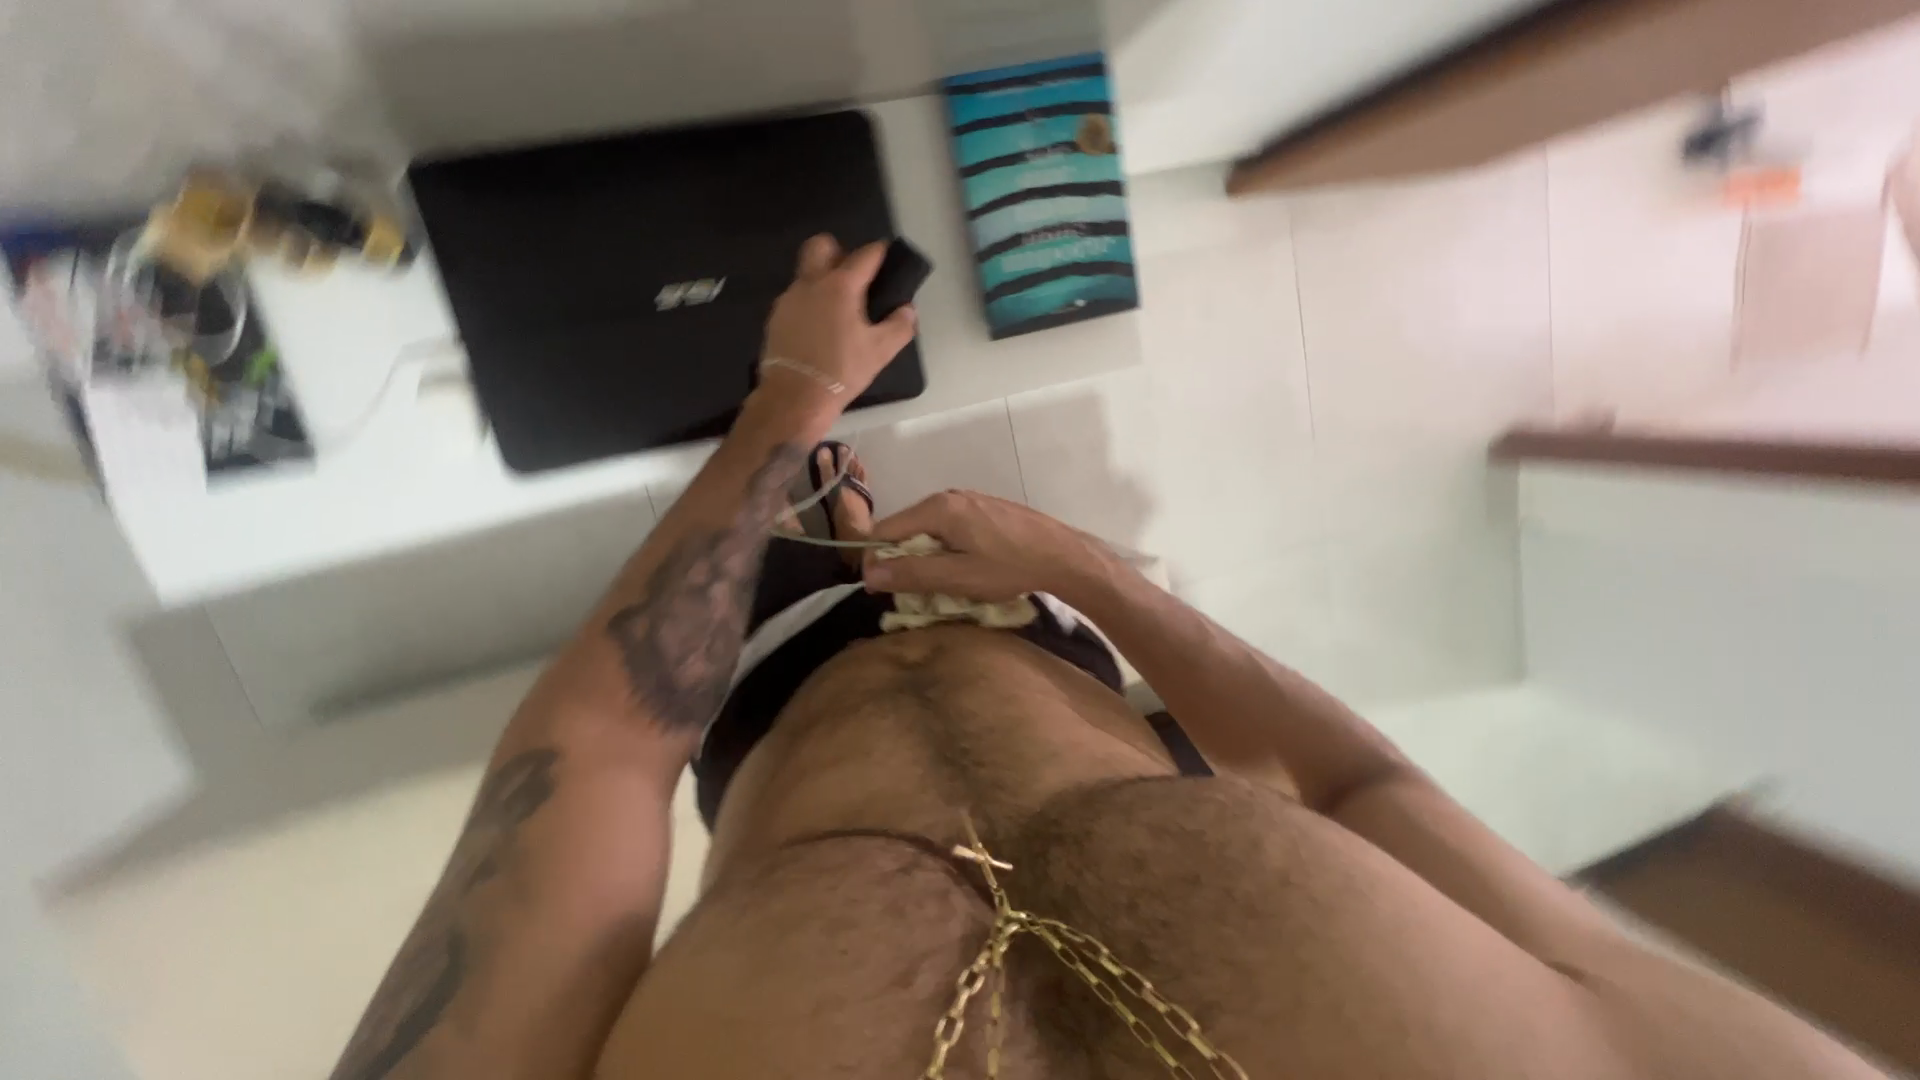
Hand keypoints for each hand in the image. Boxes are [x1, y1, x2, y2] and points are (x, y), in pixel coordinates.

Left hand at [759, 235, 918, 417]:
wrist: (795, 397)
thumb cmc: (842, 371)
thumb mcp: (880, 352)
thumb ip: (899, 326)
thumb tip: (907, 310)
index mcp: (840, 285)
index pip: (865, 254)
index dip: (880, 252)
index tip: (887, 258)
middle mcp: (811, 283)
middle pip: (821, 246)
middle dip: (839, 252)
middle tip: (854, 277)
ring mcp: (789, 299)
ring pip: (806, 273)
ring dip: (823, 280)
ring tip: (837, 309)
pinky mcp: (776, 317)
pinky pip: (795, 299)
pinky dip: (809, 304)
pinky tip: (818, 328)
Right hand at [861, 491, 1116, 603]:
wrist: (1063, 556)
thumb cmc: (1008, 567)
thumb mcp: (957, 577)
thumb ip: (912, 574)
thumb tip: (868, 574)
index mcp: (937, 508)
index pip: (885, 531)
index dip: (876, 560)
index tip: (881, 588)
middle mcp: (948, 497)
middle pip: (906, 528)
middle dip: (902, 560)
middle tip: (913, 592)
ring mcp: (969, 501)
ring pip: (929, 530)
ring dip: (926, 557)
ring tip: (940, 585)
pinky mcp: (984, 510)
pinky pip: (950, 529)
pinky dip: (946, 549)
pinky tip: (963, 569)